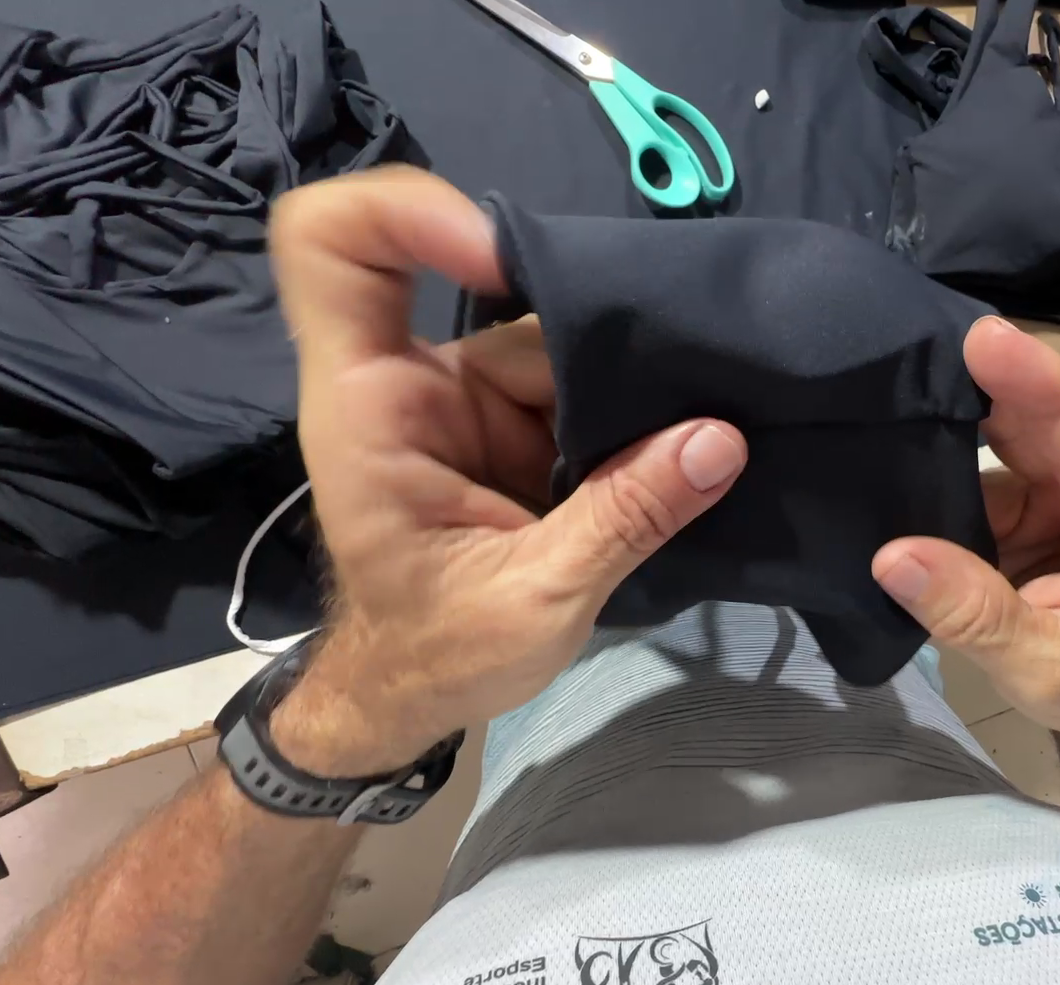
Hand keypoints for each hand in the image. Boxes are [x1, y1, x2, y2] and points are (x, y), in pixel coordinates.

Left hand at [266, 166, 747, 774]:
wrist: (420, 694)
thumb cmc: (439, 653)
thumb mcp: (537, 596)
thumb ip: (625, 519)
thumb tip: (722, 440)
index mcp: (378, 406)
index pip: (337, 249)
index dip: (408, 216)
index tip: (504, 257)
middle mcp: (424, 386)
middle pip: (517, 311)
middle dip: (606, 344)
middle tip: (696, 379)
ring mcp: (477, 407)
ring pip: (568, 356)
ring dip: (634, 392)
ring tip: (705, 421)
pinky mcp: (520, 435)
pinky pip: (587, 396)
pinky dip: (635, 419)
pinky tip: (684, 440)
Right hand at [872, 317, 1059, 743]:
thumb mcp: (1043, 666)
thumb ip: (976, 615)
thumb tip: (893, 557)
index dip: (1042, 391)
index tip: (988, 340)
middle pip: (1050, 425)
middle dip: (992, 384)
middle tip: (921, 342)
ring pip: (1008, 435)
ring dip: (955, 413)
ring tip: (894, 377)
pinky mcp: (1025, 497)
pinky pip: (975, 468)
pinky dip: (937, 457)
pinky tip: (896, 428)